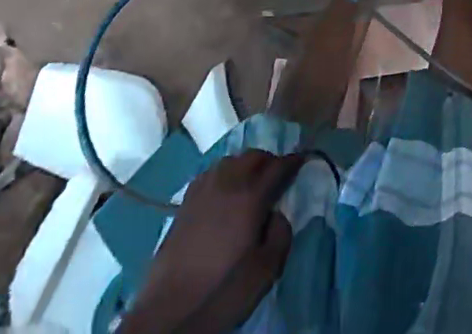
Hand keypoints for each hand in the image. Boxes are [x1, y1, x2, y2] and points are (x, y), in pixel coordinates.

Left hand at [121, 150, 301, 333]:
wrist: (168, 315)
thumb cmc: (223, 292)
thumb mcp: (267, 270)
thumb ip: (281, 233)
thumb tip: (277, 214)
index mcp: (250, 197)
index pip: (278, 167)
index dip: (294, 161)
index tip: (304, 160)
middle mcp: (226, 185)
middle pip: (253, 156)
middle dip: (270, 160)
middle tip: (279, 174)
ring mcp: (201, 192)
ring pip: (229, 161)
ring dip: (245, 164)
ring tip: (252, 181)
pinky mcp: (184, 205)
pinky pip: (209, 174)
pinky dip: (224, 173)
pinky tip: (225, 191)